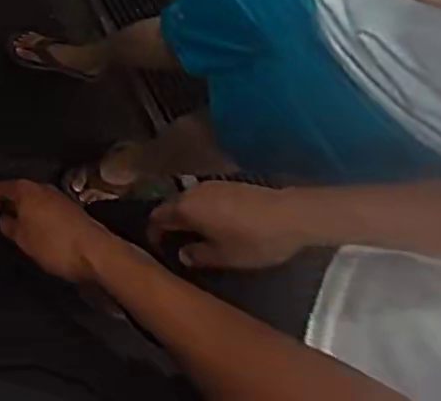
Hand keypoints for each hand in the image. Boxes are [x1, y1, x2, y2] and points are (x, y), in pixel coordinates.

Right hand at [0, 180, 121, 284]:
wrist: (95, 251)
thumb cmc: (54, 244)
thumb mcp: (24, 240)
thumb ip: (9, 227)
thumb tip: (4, 218)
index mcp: (25, 190)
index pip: (0, 187)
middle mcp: (40, 186)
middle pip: (18, 190)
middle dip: (9, 202)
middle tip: (0, 217)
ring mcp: (57, 194)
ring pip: (34, 198)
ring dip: (25, 208)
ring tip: (19, 224)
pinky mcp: (70, 206)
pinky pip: (46, 205)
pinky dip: (38, 213)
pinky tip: (39, 227)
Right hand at [145, 182, 311, 269]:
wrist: (287, 215)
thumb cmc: (252, 240)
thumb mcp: (225, 257)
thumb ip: (198, 256)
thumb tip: (181, 253)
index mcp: (185, 209)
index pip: (157, 217)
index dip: (153, 232)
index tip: (156, 247)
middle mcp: (190, 192)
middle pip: (171, 206)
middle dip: (170, 224)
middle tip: (175, 244)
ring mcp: (208, 185)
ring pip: (188, 201)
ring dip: (187, 216)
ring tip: (196, 234)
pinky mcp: (224, 183)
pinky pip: (203, 197)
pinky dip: (201, 210)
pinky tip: (216, 223)